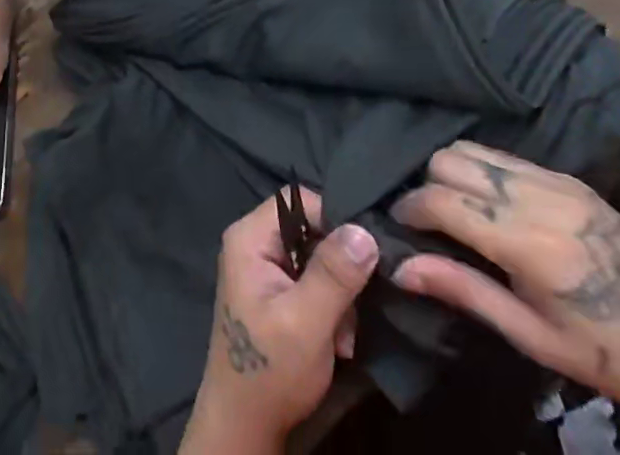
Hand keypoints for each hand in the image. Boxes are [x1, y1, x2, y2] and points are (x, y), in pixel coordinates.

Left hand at [180, 188, 378, 453]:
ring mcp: (266, 269)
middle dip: (342, 268)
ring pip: (320, 260)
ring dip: (341, 296)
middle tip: (358, 305)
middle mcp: (254, 244)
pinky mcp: (279, 292)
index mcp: (249, 238)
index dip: (336, 218)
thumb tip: (363, 230)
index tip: (372, 250)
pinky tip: (339, 342)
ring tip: (344, 335)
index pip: (298, 201)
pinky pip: (316, 283)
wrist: (246, 418)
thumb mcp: (306, 320)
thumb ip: (333, 274)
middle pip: (311, 229)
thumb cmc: (269, 367)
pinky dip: (333, 310)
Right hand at [390, 142, 619, 412]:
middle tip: (429, 221)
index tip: (401, 229)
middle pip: (449, 160)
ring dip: (451, 172)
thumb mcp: (534, 338)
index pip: (440, 199)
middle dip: (426, 185)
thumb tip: (397, 266)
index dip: (409, 209)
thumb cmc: (619, 359)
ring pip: (473, 149)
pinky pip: (505, 157)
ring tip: (454, 208)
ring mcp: (562, 185)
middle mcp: (543, 201)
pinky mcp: (575, 182)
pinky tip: (487, 203)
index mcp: (531, 245)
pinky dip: (481, 170)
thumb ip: (463, 291)